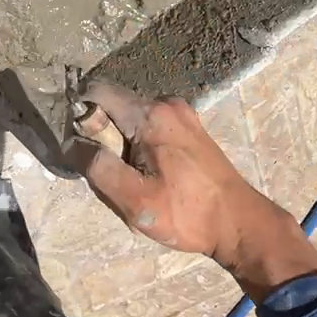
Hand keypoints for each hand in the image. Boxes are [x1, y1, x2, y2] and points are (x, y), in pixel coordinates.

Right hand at [67, 82, 316, 300]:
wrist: (243, 226)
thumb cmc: (188, 214)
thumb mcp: (135, 200)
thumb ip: (99, 168)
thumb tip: (73, 143)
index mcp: (150, 114)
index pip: (97, 90)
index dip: (80, 114)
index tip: (82, 146)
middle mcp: (166, 103)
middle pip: (114, 106)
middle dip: (103, 136)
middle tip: (114, 174)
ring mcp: (181, 113)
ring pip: (131, 118)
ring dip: (122, 143)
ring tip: (134, 179)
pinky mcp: (189, 126)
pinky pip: (149, 125)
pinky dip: (140, 145)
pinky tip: (151, 175)